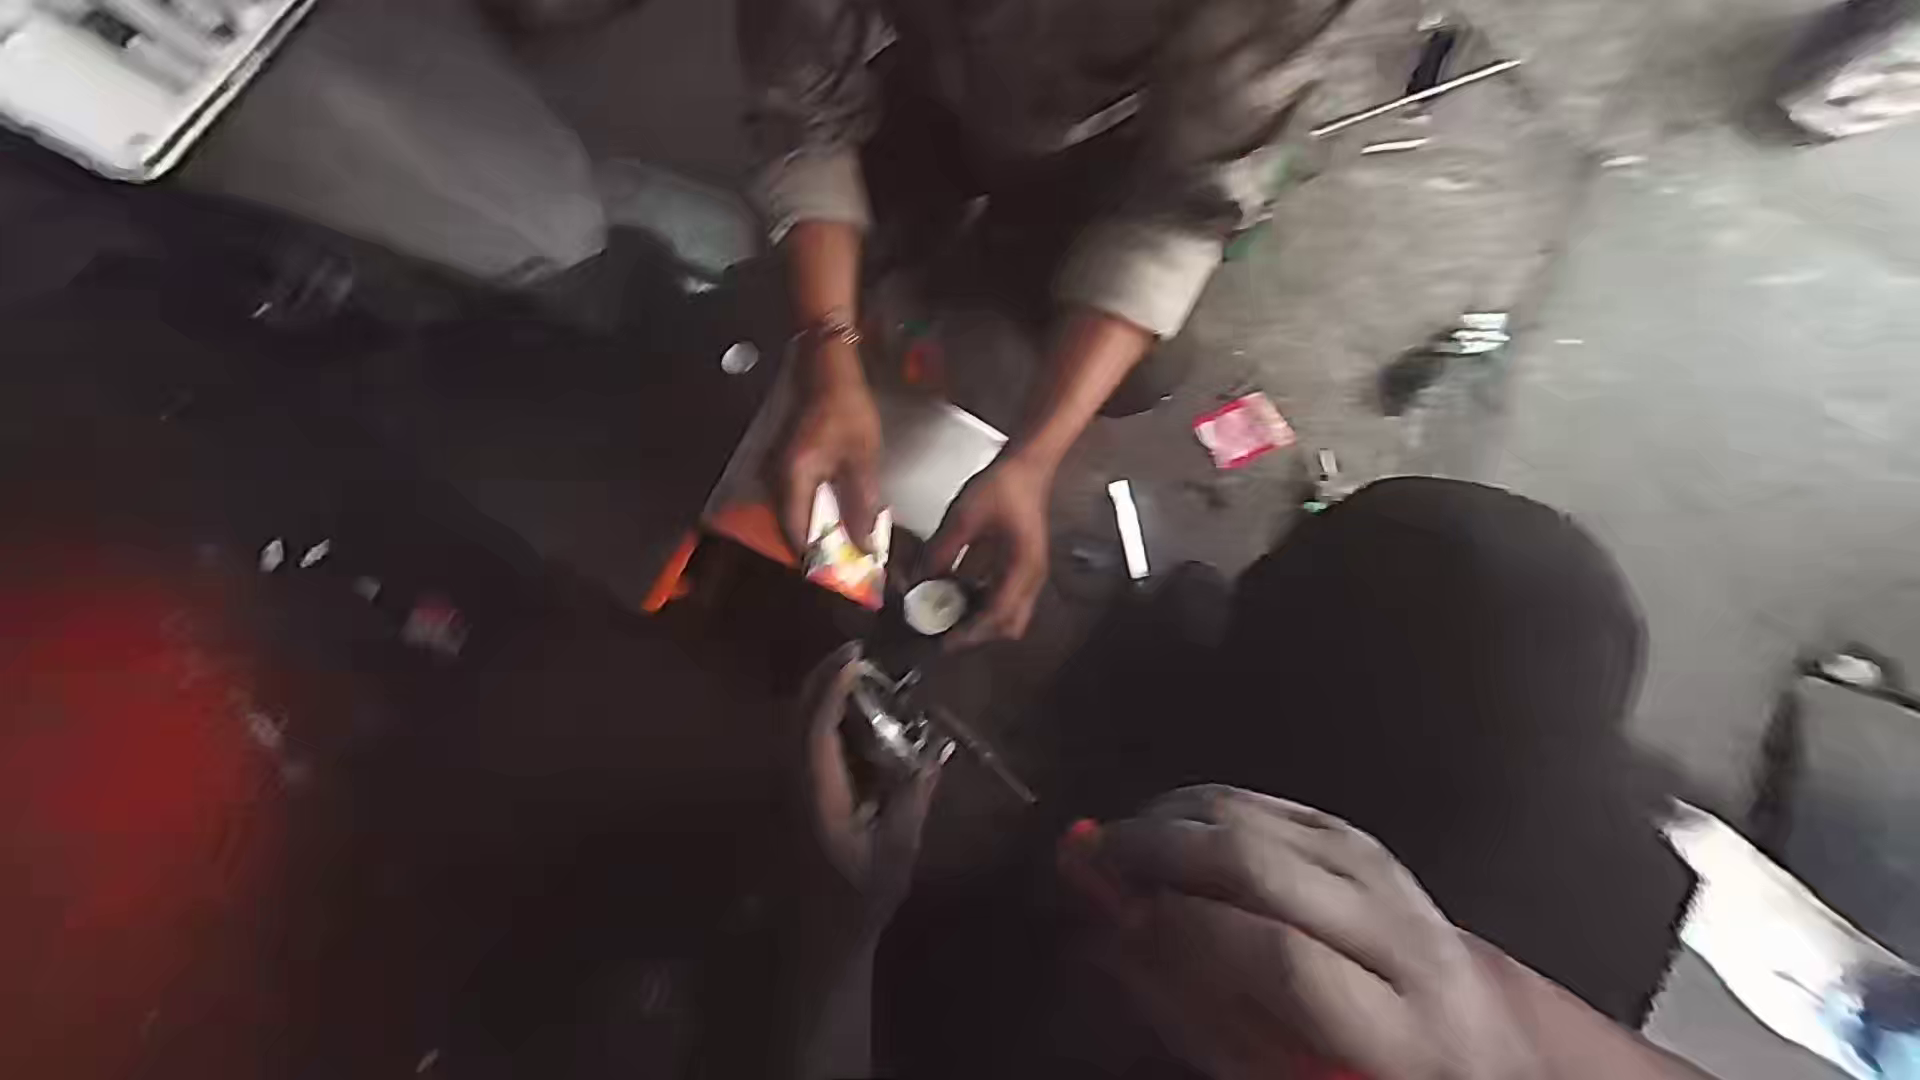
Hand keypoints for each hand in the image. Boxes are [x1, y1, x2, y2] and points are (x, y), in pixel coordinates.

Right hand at [777, 352, 884, 556]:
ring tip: (846, 544)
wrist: (830, 372)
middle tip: (845, 562)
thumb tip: (865, 543)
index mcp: (793, 478)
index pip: (797, 533)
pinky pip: (799, 501)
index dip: (816, 558)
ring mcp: (779, 472)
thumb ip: (862, 503)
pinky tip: (838, 517)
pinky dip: (818, 514)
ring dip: (819, 532)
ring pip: (795, 516)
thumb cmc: (847, 410)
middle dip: (819, 549)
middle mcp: (777, 478)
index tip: (837, 575)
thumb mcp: (862, 458)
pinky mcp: (788, 466)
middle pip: (792, 528)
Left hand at [797, 644, 943, 930]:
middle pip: (800, 714)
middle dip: (823, 675)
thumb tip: (936, 749)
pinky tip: (853, 703)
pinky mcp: (804, 786)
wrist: (823, 932)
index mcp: (819, 792)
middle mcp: (800, 779)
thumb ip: (914, 795)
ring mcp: (797, 782)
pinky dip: (824, 708)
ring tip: (856, 666)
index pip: (817, 728)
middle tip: (859, 650)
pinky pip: (808, 734)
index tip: (856, 658)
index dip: (832, 688)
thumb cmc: (861, 893)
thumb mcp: (898, 847)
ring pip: (800, 721)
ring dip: (822, 688)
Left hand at [924, 455, 1052, 647]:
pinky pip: (1004, 597)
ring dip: (980, 621)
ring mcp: (1029, 574)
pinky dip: (982, 604)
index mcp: (1022, 569)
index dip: (970, 634)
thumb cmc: (1002, 487)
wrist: (1028, 465)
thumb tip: (919, 581)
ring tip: (947, 617)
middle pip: (1009, 625)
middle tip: (944, 633)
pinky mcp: (1022, 566)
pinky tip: (957, 595)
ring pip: (1008, 614)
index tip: (943, 643)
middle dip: (977, 635)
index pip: (998, 617)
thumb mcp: (964, 517)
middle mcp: (1031, 579)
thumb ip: (942, 551)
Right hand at [1060, 786, 1535, 1079]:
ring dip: (1162, 817)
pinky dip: (1189, 804)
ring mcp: (1370, 864)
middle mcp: (1391, 928)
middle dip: (1156, 849)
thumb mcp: (1280, 1073)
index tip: (1124, 917)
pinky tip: (1161, 826)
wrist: (1470, 1029)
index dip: (1191, 931)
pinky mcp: (1345, 828)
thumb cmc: (1358, 1071)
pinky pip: (1250, 797)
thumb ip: (1195, 1010)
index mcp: (1398, 1024)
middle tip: (1091, 852)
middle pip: (1254, 863)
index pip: (1284, 961)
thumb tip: (1114, 934)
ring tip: (1119, 841)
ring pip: (1243, 815)